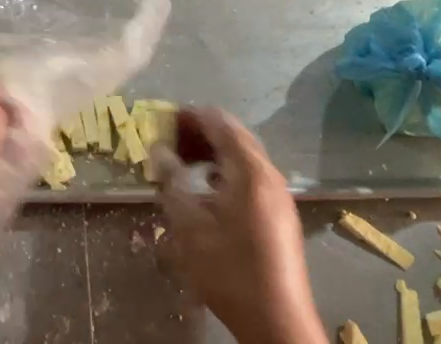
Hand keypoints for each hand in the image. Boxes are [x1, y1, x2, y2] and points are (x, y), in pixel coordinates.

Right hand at [155, 108, 324, 343]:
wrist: (278, 323)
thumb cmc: (230, 270)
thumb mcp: (190, 226)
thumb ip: (172, 181)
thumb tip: (159, 150)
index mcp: (249, 170)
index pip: (218, 122)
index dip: (188, 116)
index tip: (161, 121)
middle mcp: (269, 174)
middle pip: (233, 135)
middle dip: (199, 133)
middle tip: (168, 143)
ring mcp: (279, 194)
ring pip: (242, 156)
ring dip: (212, 152)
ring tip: (182, 164)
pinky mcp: (281, 214)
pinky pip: (251, 176)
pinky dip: (226, 171)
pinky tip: (208, 189)